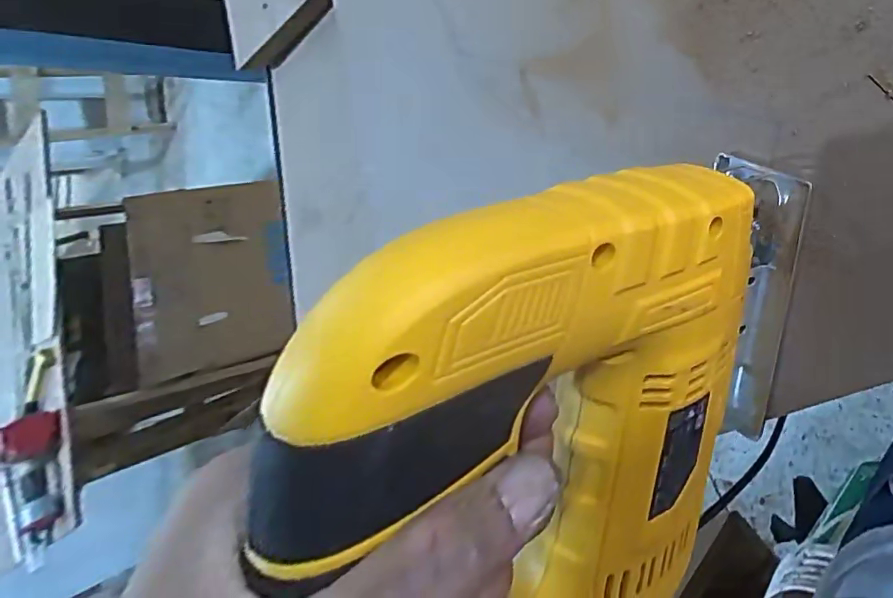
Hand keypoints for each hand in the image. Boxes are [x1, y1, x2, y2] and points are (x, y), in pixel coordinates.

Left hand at [126, 390, 559, 597]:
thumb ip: (419, 558)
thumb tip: (539, 477)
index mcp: (264, 479)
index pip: (397, 403)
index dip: (479, 413)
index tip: (533, 438)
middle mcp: (294, 495)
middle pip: (433, 460)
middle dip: (482, 504)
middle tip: (502, 548)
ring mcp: (312, 543)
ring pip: (438, 508)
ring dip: (475, 550)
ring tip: (477, 589)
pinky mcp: (331, 577)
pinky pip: (420, 549)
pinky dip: (454, 574)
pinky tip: (464, 592)